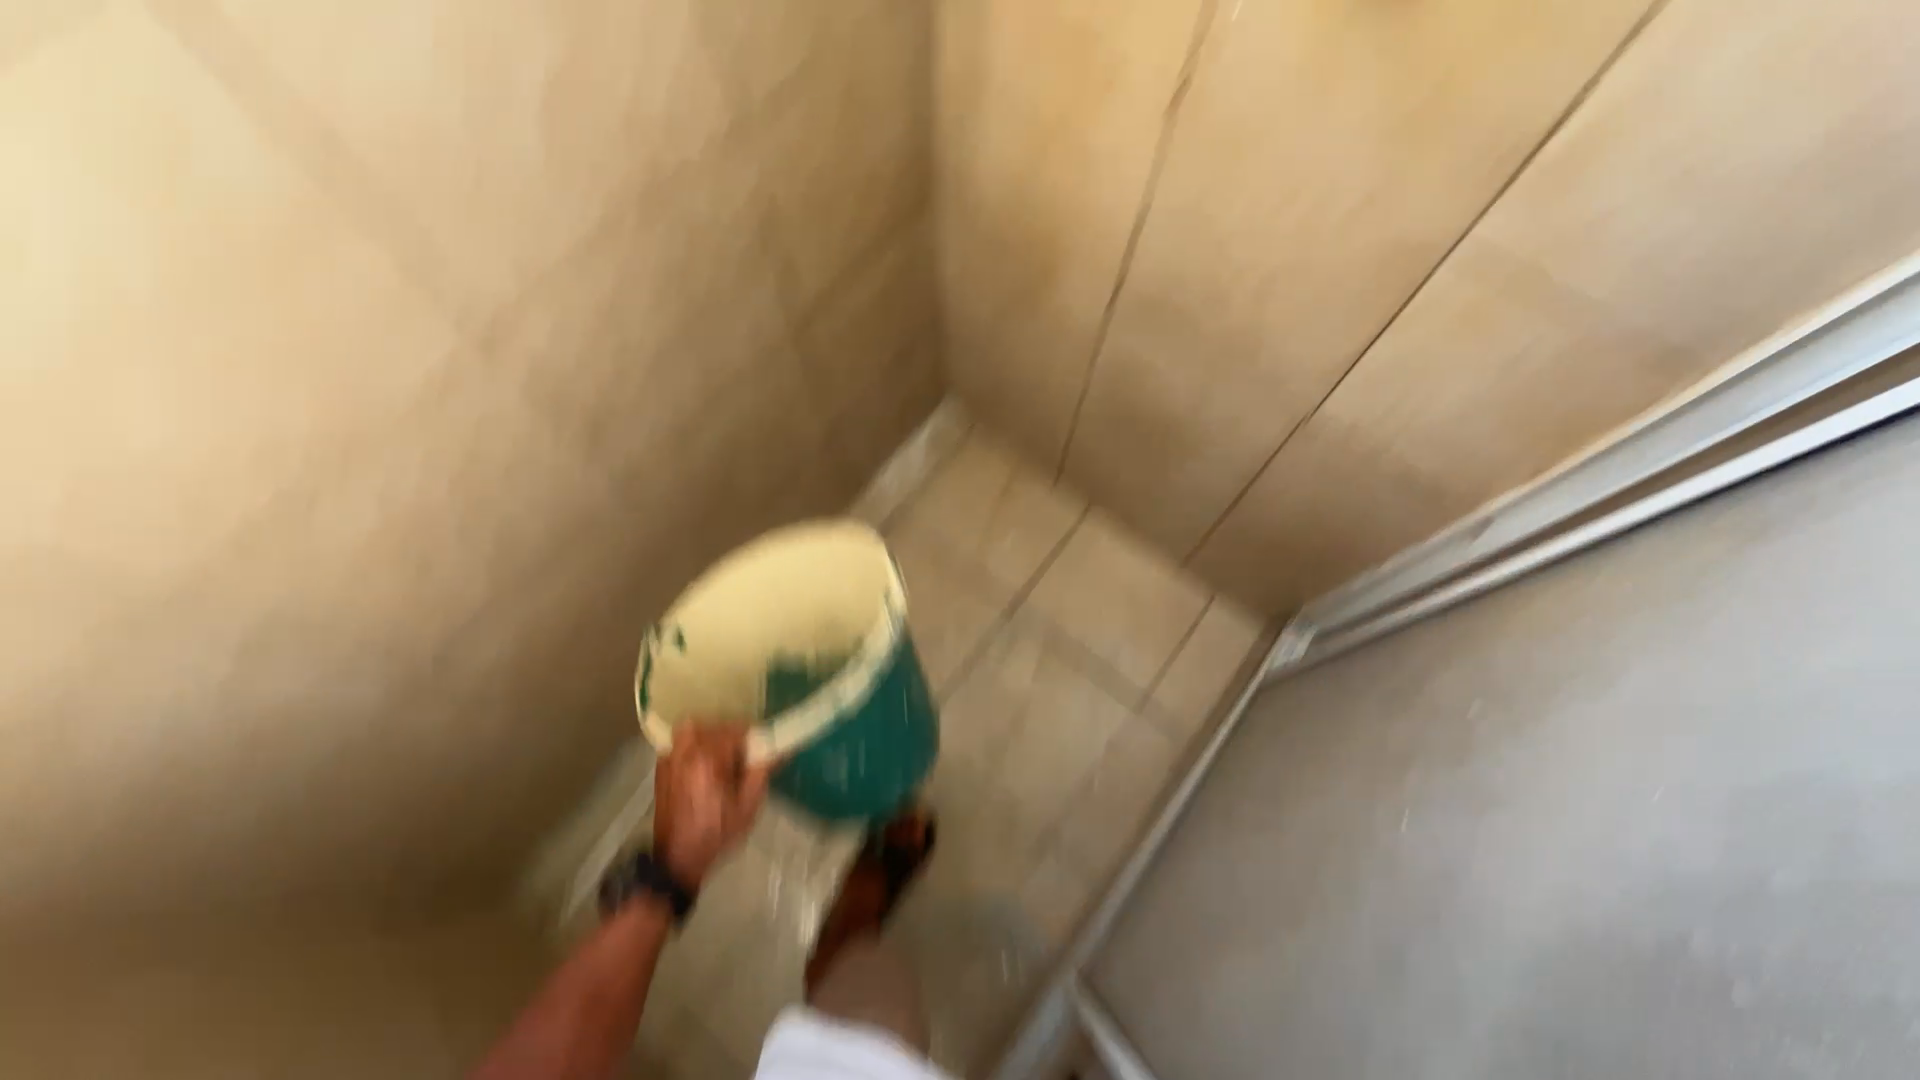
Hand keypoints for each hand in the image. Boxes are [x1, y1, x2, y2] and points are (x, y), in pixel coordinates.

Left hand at [652, 724, 770, 888]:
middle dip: (732, 739)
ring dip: (710, 737)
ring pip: (694, 729)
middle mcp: (686, 752)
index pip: (737, 731)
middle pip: (716, 727)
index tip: (758, 756)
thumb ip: (762, 771)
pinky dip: (692, 745)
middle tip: (741, 761)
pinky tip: (700, 767)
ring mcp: (670, 758)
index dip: (753, 741)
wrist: (677, 858)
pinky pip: (678, 743)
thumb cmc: (716, 833)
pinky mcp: (661, 768)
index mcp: (709, 759)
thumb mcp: (748, 806)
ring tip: (720, 760)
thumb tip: (779, 748)